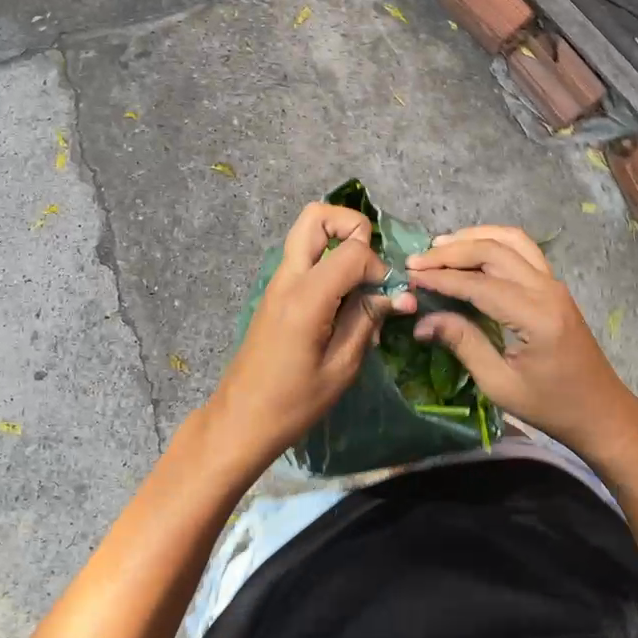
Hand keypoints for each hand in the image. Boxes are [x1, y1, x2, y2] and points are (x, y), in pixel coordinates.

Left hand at [204, 202, 391, 470]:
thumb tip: (398, 295)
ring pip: (307, 232)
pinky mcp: (276, 293)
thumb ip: (367, 320)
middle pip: (317, 216)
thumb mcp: (341, 367)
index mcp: (306, 297)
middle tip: (369, 262)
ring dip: (339, 243)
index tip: (386, 298)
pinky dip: (328, 263)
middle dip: (352, 226)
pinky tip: (344, 303)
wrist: (240, 421)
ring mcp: (278, 282)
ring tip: (359, 282)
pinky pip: (304, 257)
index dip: (378, 267)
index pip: (353, 250)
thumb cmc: (292, 403)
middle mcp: (288, 278)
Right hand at [395, 226, 637, 455]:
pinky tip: (471, 249)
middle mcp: (547, 289)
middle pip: (494, 251)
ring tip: (439, 248)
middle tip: (417, 261)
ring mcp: (553, 283)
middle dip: (452, 253)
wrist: (600, 411)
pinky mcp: (553, 285)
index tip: (411, 277)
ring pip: (510, 240)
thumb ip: (464, 344)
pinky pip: (523, 249)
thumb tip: (423, 322)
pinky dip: (493, 241)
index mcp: (536, 316)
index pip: (480, 284)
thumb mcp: (500, 385)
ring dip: (473, 238)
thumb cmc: (551, 406)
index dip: (442, 278)